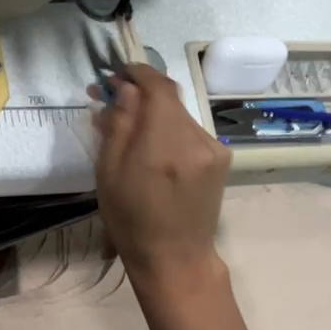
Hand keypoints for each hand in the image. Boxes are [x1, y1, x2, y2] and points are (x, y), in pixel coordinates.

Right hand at [92, 64, 232, 288]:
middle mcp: (195, 139)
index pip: (158, 86)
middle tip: (113, 100)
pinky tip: (152, 146)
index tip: (117, 73)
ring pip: (178, 114)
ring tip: (129, 127)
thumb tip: (124, 90)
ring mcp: (214, 149)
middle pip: (168, 98)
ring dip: (155, 112)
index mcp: (164, 142)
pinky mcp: (221, 159)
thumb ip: (119, 124)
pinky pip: (189, 131)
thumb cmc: (130, 216)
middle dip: (141, 93)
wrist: (174, 256)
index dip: (137, 72)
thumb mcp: (109, 170)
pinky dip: (169, 128)